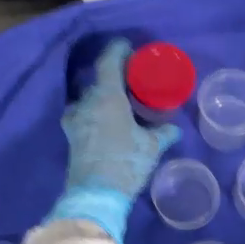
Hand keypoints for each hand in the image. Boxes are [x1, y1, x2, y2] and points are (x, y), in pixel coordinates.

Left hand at [47, 39, 181, 243]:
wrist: (95, 196)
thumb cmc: (125, 163)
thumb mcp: (151, 148)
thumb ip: (163, 133)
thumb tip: (173, 128)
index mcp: (106, 96)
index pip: (108, 62)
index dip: (118, 51)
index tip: (128, 47)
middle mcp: (86, 103)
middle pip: (98, 80)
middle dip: (113, 77)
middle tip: (131, 80)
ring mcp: (75, 120)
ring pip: (89, 99)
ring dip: (103, 97)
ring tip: (119, 102)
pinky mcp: (71, 137)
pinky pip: (84, 115)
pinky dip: (95, 113)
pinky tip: (107, 122)